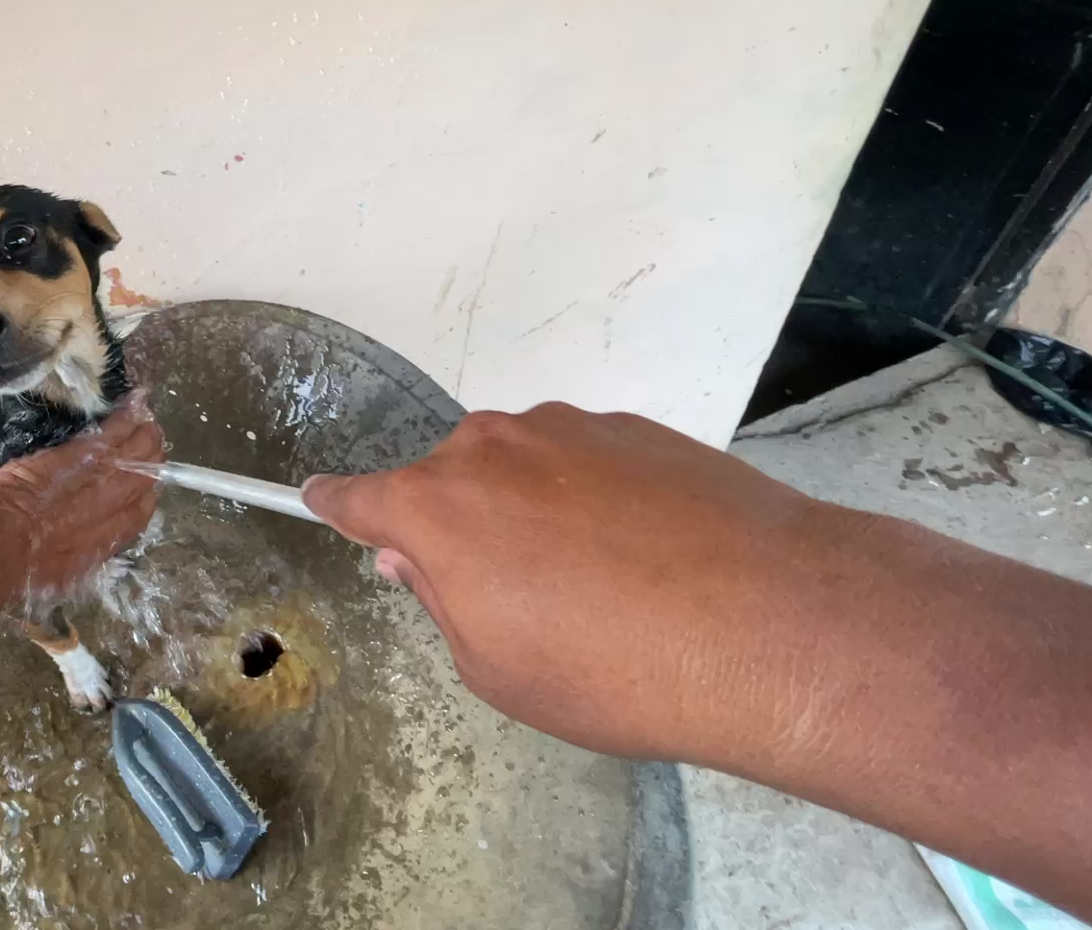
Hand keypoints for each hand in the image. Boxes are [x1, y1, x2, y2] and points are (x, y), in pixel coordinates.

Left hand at [0, 393, 164, 595]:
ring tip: (145, 420)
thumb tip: (86, 543)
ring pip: (139, 448)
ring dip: (144, 432)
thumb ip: (86, 550)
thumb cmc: (29, 568)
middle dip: (151, 456)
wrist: (6, 545)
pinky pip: (114, 431)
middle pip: (149, 472)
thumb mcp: (68, 571)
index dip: (146, 490)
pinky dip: (125, 417)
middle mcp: (118, 503)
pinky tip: (133, 405)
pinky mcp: (83, 454)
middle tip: (148, 442)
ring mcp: (104, 476)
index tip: (143, 482)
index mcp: (114, 535)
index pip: (145, 507)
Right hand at [302, 404, 826, 763]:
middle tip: (511, 590)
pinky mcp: (625, 424)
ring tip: (595, 575)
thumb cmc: (611, 666)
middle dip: (455, 527)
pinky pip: (576, 459)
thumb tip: (414, 553)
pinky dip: (585, 495)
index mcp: (434, 507)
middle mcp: (483, 449)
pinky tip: (642, 547)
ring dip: (524, 509)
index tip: (315, 496)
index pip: (353, 498)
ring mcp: (558, 427)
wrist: (776, 626)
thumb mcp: (492, 666)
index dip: (330, 503)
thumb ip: (436, 597)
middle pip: (442, 484)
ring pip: (511, 468)